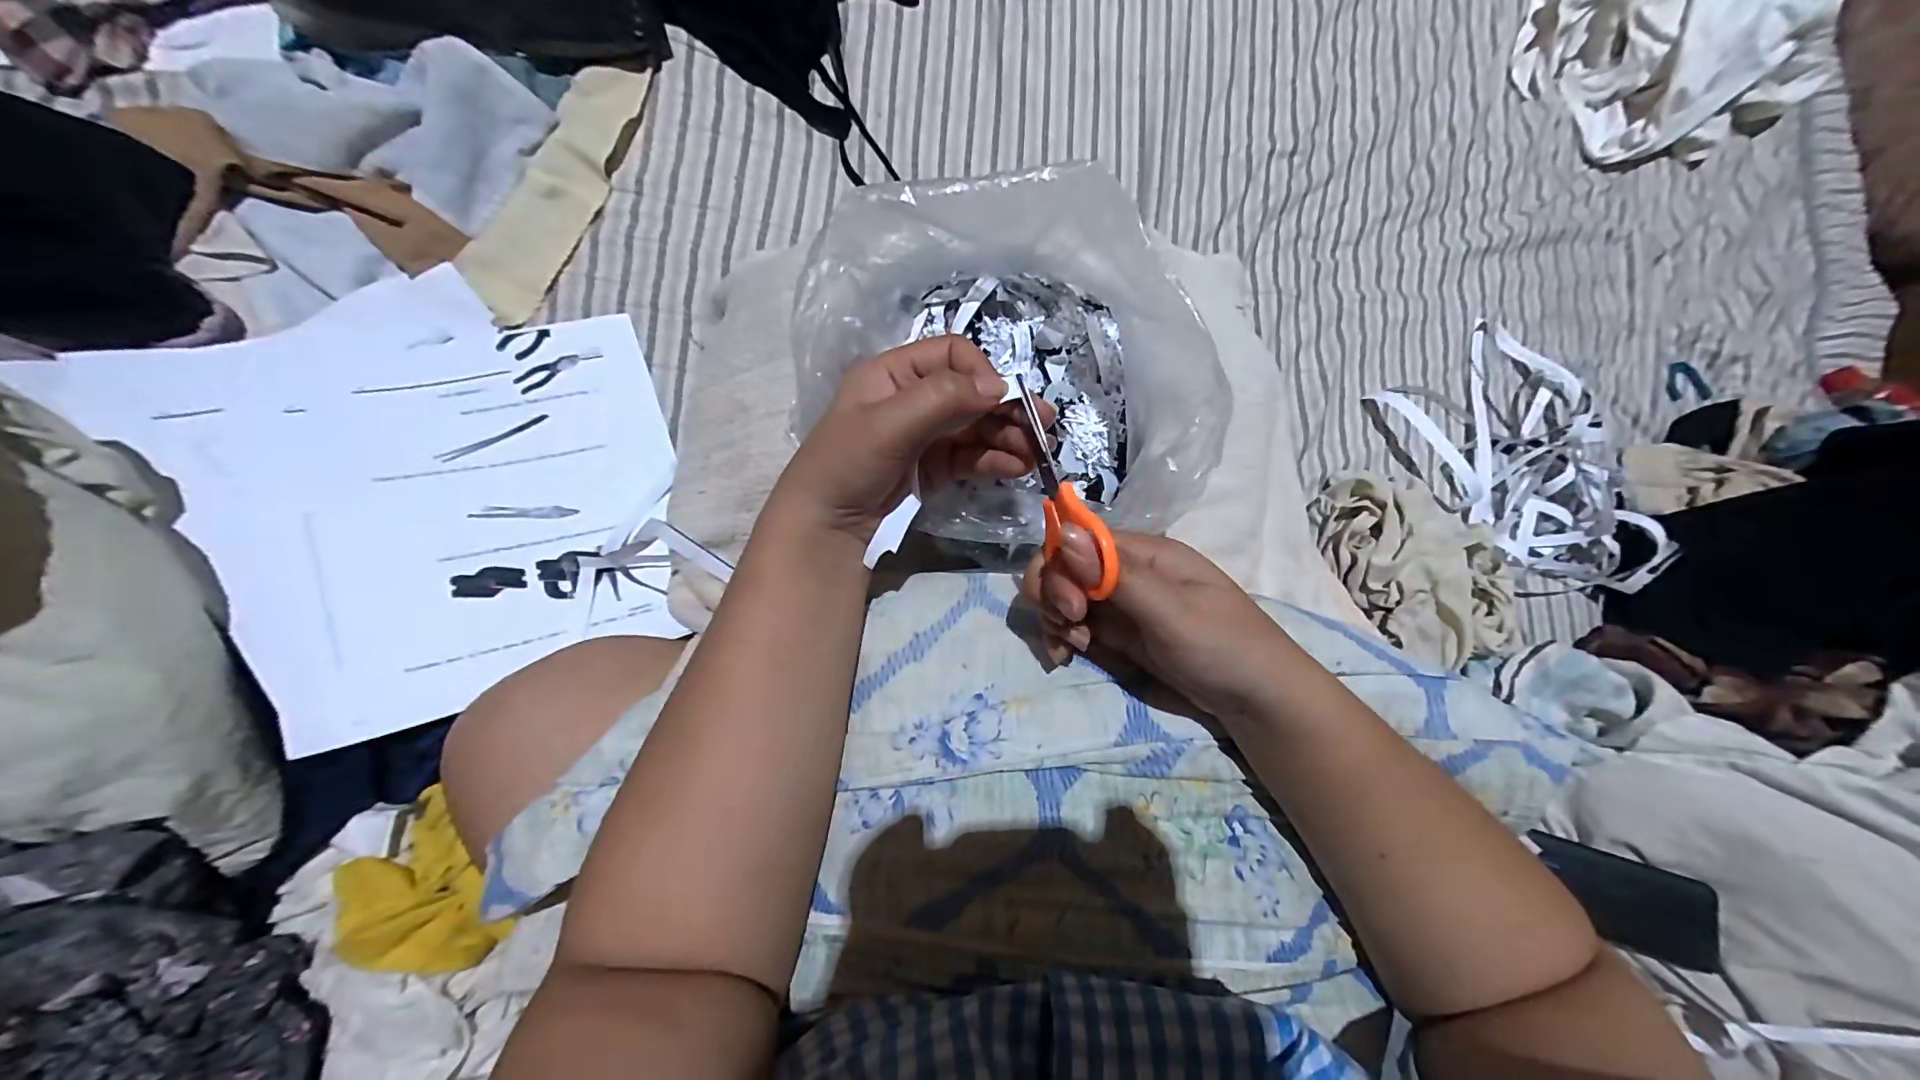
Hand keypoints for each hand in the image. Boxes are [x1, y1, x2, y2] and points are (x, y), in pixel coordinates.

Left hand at [771, 336, 1048, 542]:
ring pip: (976, 427)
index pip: (951, 355)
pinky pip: (971, 456)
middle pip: (971, 393)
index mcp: (894, 374)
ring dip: (1008, 436)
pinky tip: (1016, 467)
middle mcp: (912, 399)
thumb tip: (999, 385)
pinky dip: (994, 459)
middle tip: (1044, 426)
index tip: (1003, 398)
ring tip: (1036, 454)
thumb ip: (944, 398)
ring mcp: (924, 435)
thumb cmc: (848, 463)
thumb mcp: (889, 422)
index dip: (981, 373)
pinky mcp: (933, 468)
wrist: (825, 525)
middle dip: (1007, 408)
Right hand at [1022, 529, 1297, 721]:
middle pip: (1064, 567)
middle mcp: (1126, 573)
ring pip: (1064, 597)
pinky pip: (1076, 626)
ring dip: (1055, 619)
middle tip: (1071, 629)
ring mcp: (1121, 605)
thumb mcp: (1171, 611)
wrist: (1256, 702)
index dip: (1061, 566)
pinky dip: (1064, 637)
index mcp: (1144, 554)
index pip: (1079, 540)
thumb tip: (1064, 530)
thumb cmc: (1223, 647)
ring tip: (1072, 648)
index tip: (1070, 607)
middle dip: (1054, 595)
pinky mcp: (1119, 635)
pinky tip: (1068, 656)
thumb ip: (1116, 575)